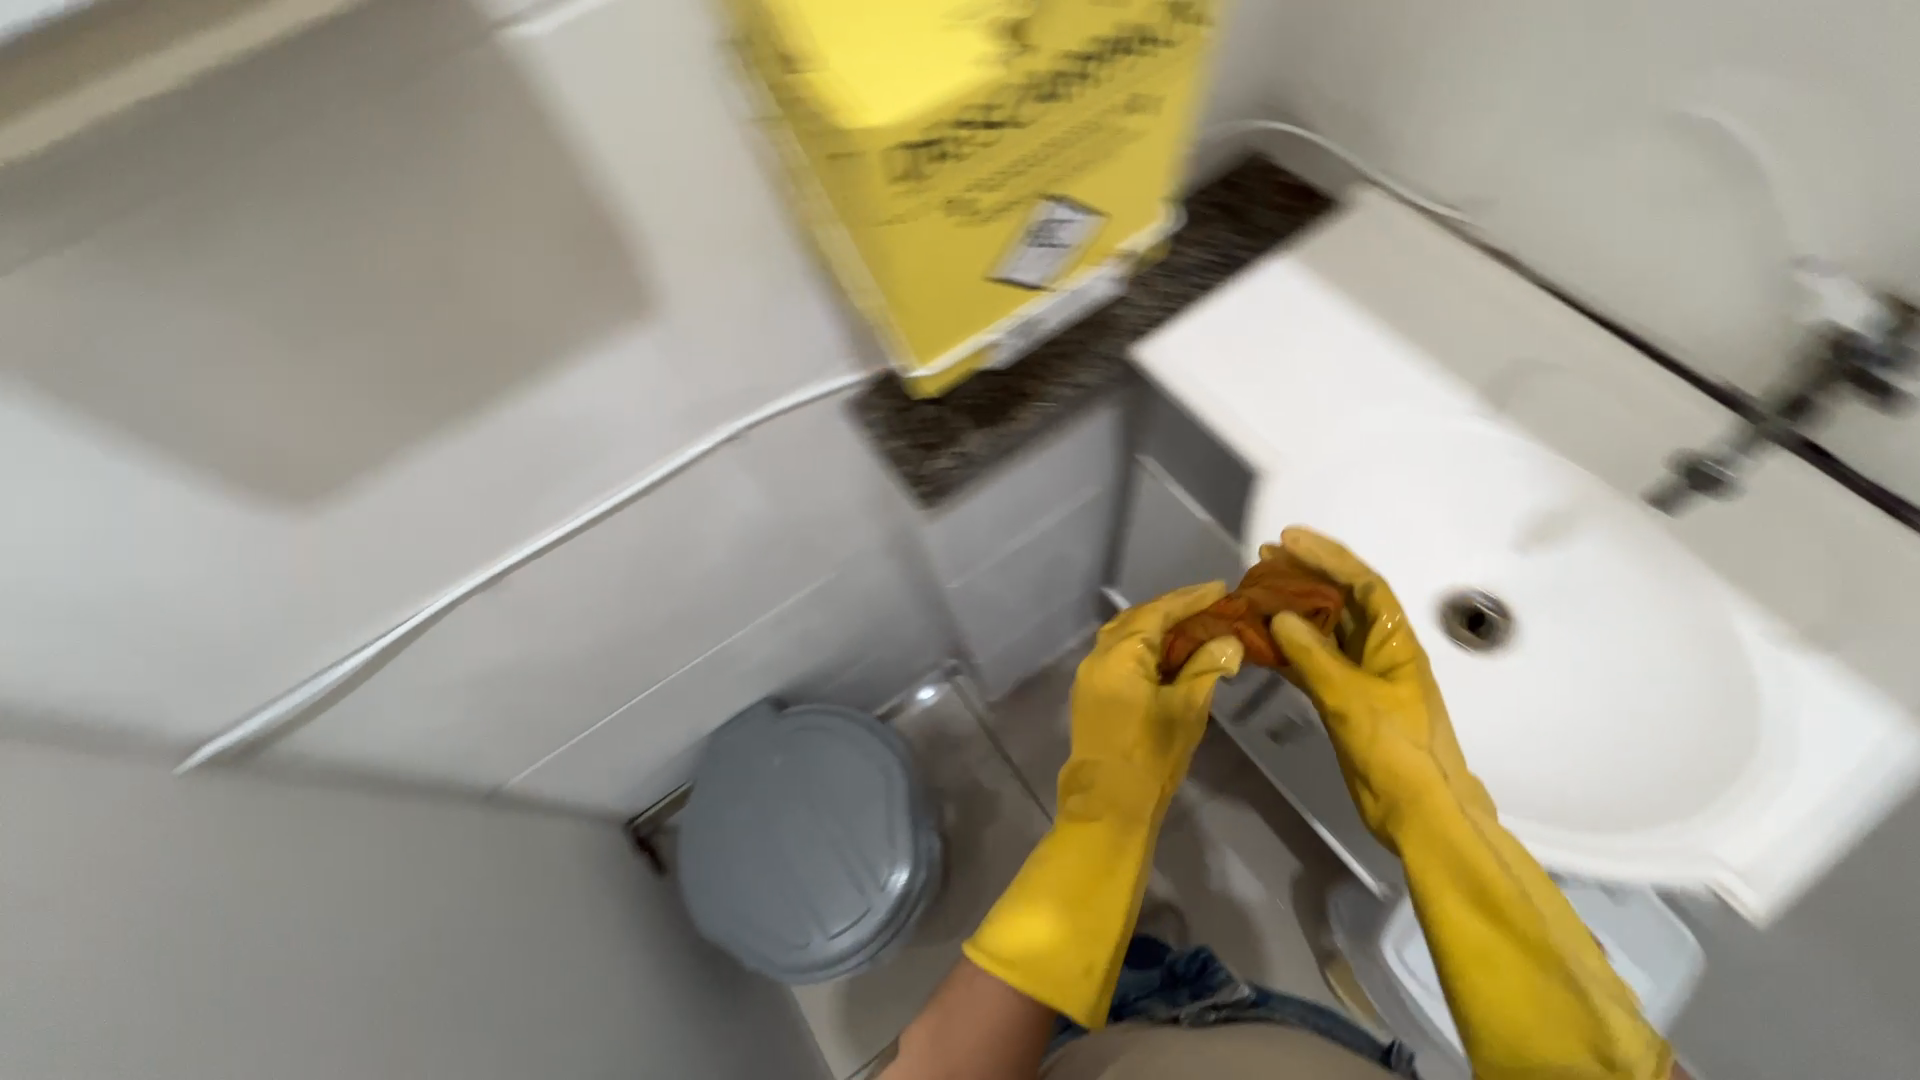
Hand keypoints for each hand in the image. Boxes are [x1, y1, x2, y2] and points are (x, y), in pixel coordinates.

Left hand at [1062, 582, 1244, 819]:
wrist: (1108, 802)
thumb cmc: (1151, 753)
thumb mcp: (1188, 708)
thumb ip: (1206, 666)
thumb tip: (1228, 639)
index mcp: (1121, 652)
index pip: (1159, 611)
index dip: (1191, 599)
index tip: (1220, 588)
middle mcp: (1099, 655)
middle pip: (1138, 619)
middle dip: (1174, 610)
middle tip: (1210, 606)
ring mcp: (1090, 674)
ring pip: (1125, 636)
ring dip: (1157, 628)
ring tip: (1193, 627)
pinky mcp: (1090, 693)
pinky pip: (1118, 655)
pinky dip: (1144, 648)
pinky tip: (1167, 654)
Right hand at [1265, 527, 1494, 839]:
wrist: (1420, 810)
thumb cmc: (1394, 749)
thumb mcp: (1351, 699)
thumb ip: (1313, 655)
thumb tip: (1279, 617)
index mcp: (1394, 642)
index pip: (1362, 583)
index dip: (1327, 556)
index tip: (1288, 538)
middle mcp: (1379, 651)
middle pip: (1342, 600)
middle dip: (1305, 575)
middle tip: (1263, 559)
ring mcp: (1362, 676)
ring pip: (1324, 630)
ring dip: (1292, 610)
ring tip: (1256, 593)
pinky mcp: (1346, 700)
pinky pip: (1312, 662)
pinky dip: (1287, 649)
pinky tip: (1260, 641)